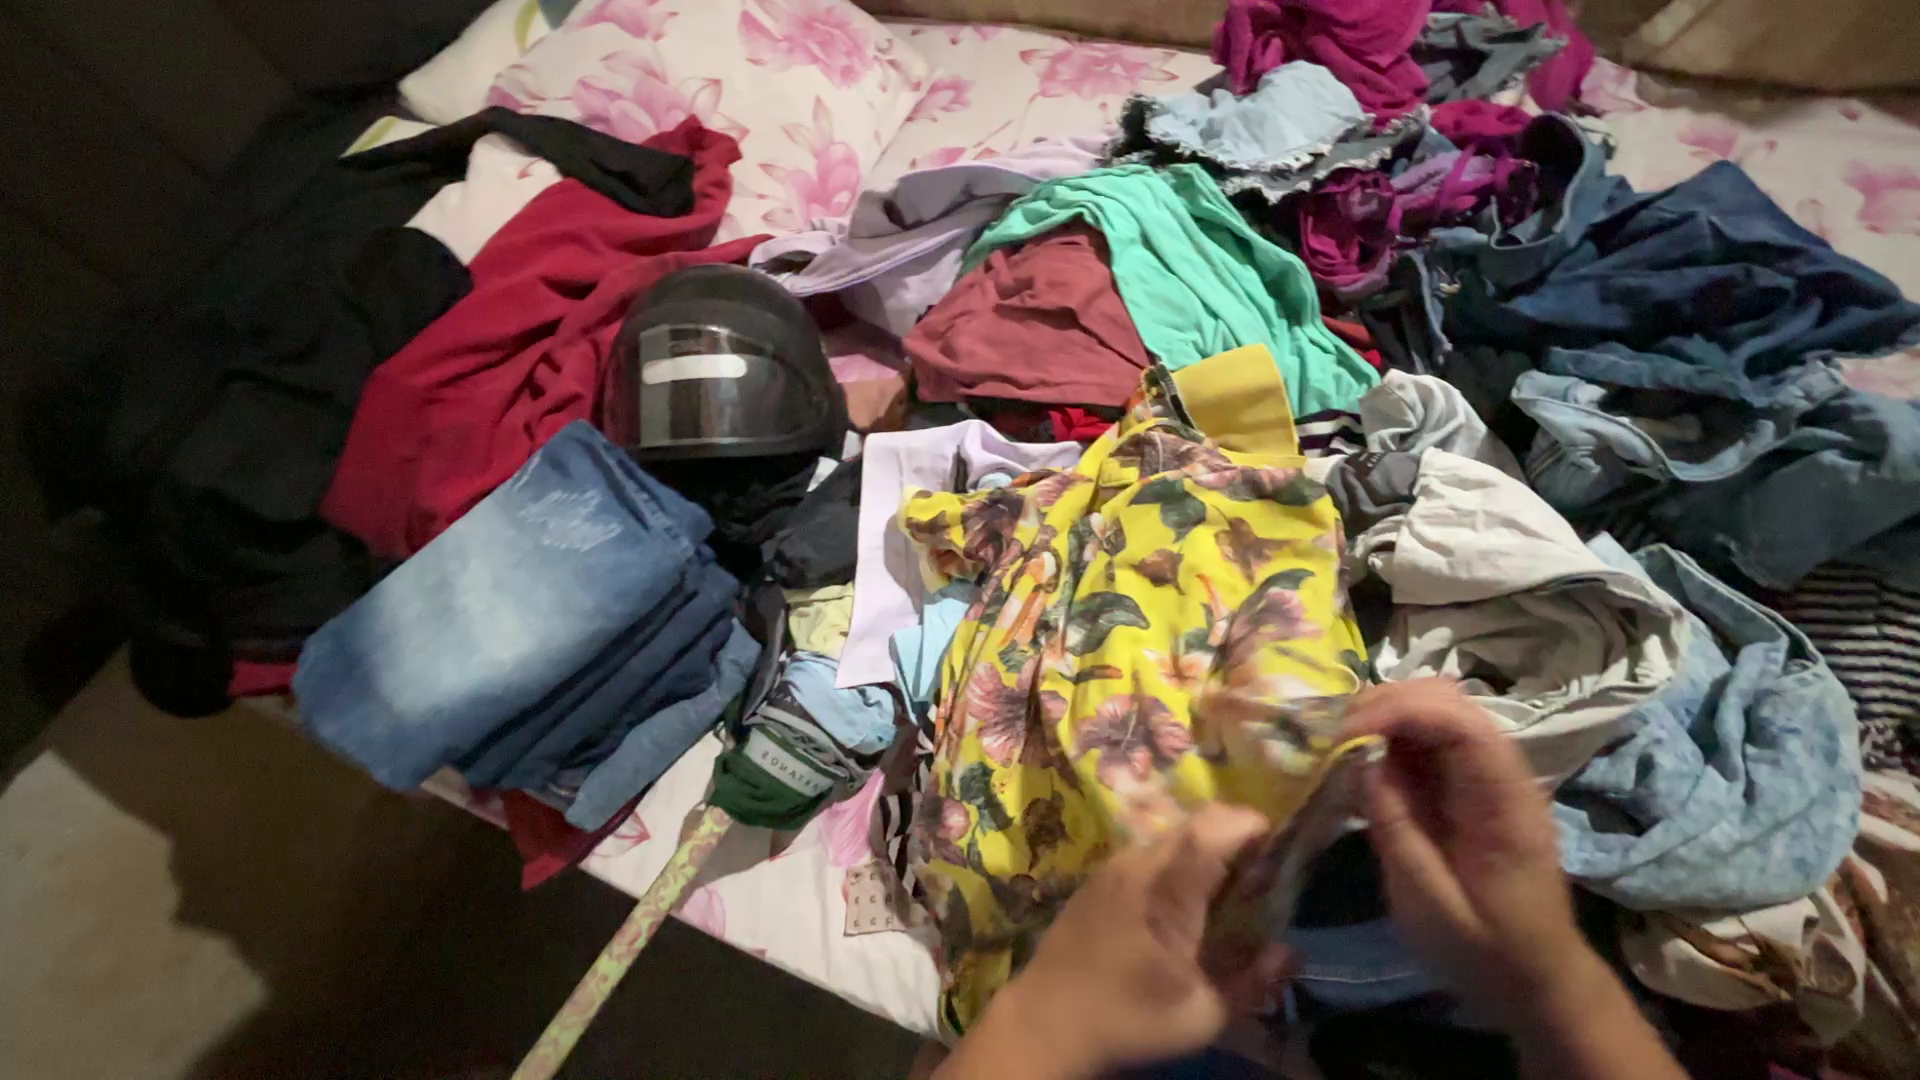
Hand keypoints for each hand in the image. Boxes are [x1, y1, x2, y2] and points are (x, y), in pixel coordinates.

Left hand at [937, 805, 1287, 1079]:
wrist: (1046, 1016)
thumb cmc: (1127, 1017)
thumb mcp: (1200, 1015)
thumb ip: (1252, 982)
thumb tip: (1289, 951)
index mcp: (1166, 887)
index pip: (1212, 830)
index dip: (1249, 824)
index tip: (1279, 843)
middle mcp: (1138, 862)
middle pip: (1193, 825)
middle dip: (1234, 834)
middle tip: (1264, 869)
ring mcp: (1114, 864)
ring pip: (1171, 836)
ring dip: (1205, 847)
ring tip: (1232, 885)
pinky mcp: (1101, 876)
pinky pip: (1150, 852)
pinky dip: (1179, 860)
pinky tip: (1188, 899)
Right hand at [1343, 679, 1591, 1022]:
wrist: (1535, 979)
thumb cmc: (1486, 949)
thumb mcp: (1433, 904)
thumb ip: (1398, 832)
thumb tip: (1363, 762)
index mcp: (1506, 802)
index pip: (1461, 723)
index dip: (1398, 711)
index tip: (1344, 734)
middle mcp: (1499, 773)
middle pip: (1445, 699)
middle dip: (1383, 702)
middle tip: (1333, 735)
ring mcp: (1480, 773)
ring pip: (1430, 705)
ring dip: (1380, 711)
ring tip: (1338, 740)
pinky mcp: (1458, 780)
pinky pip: (1420, 733)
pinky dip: (1382, 730)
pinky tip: (1356, 753)